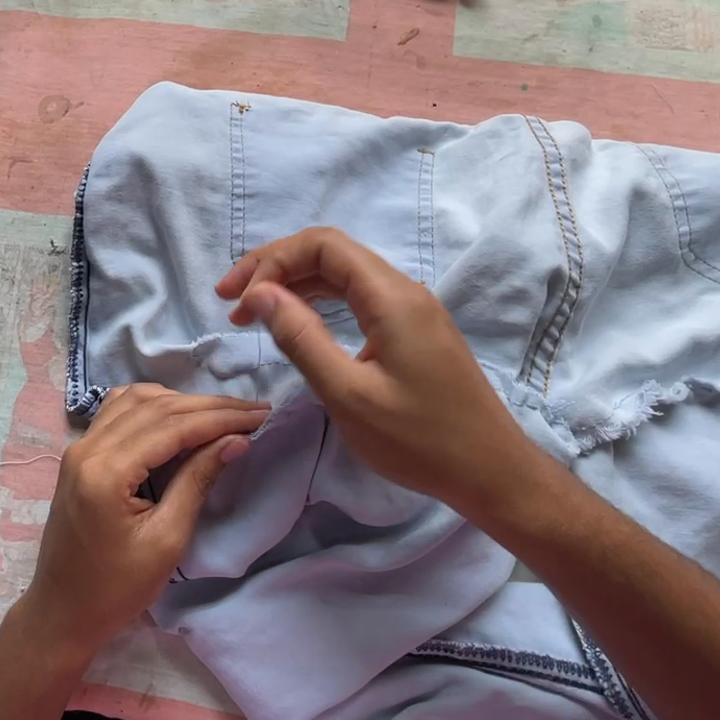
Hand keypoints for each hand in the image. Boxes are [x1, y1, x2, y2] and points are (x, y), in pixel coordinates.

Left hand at [20, 384, 268, 659]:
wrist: (63, 610)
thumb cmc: (117, 588)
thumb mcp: (167, 540)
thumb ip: (197, 481)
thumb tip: (236, 440)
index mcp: (106, 472)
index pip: (171, 426)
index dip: (220, 417)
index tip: (260, 414)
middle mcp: (87, 448)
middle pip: (154, 407)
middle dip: (207, 406)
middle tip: (252, 410)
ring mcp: (79, 448)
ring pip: (134, 401)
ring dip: (180, 401)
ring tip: (222, 413)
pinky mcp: (79, 454)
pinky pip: (116, 411)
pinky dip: (151, 405)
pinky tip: (176, 414)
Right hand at [215, 227, 541, 516]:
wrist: (492, 473)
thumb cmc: (420, 441)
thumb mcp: (348, 394)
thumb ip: (301, 338)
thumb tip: (259, 294)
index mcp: (391, 297)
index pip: (322, 246)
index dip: (272, 262)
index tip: (238, 302)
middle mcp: (402, 291)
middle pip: (329, 252)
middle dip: (274, 267)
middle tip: (228, 300)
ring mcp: (410, 309)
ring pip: (341, 273)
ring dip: (292, 284)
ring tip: (250, 311)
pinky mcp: (411, 330)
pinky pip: (356, 296)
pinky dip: (317, 301)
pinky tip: (294, 320)